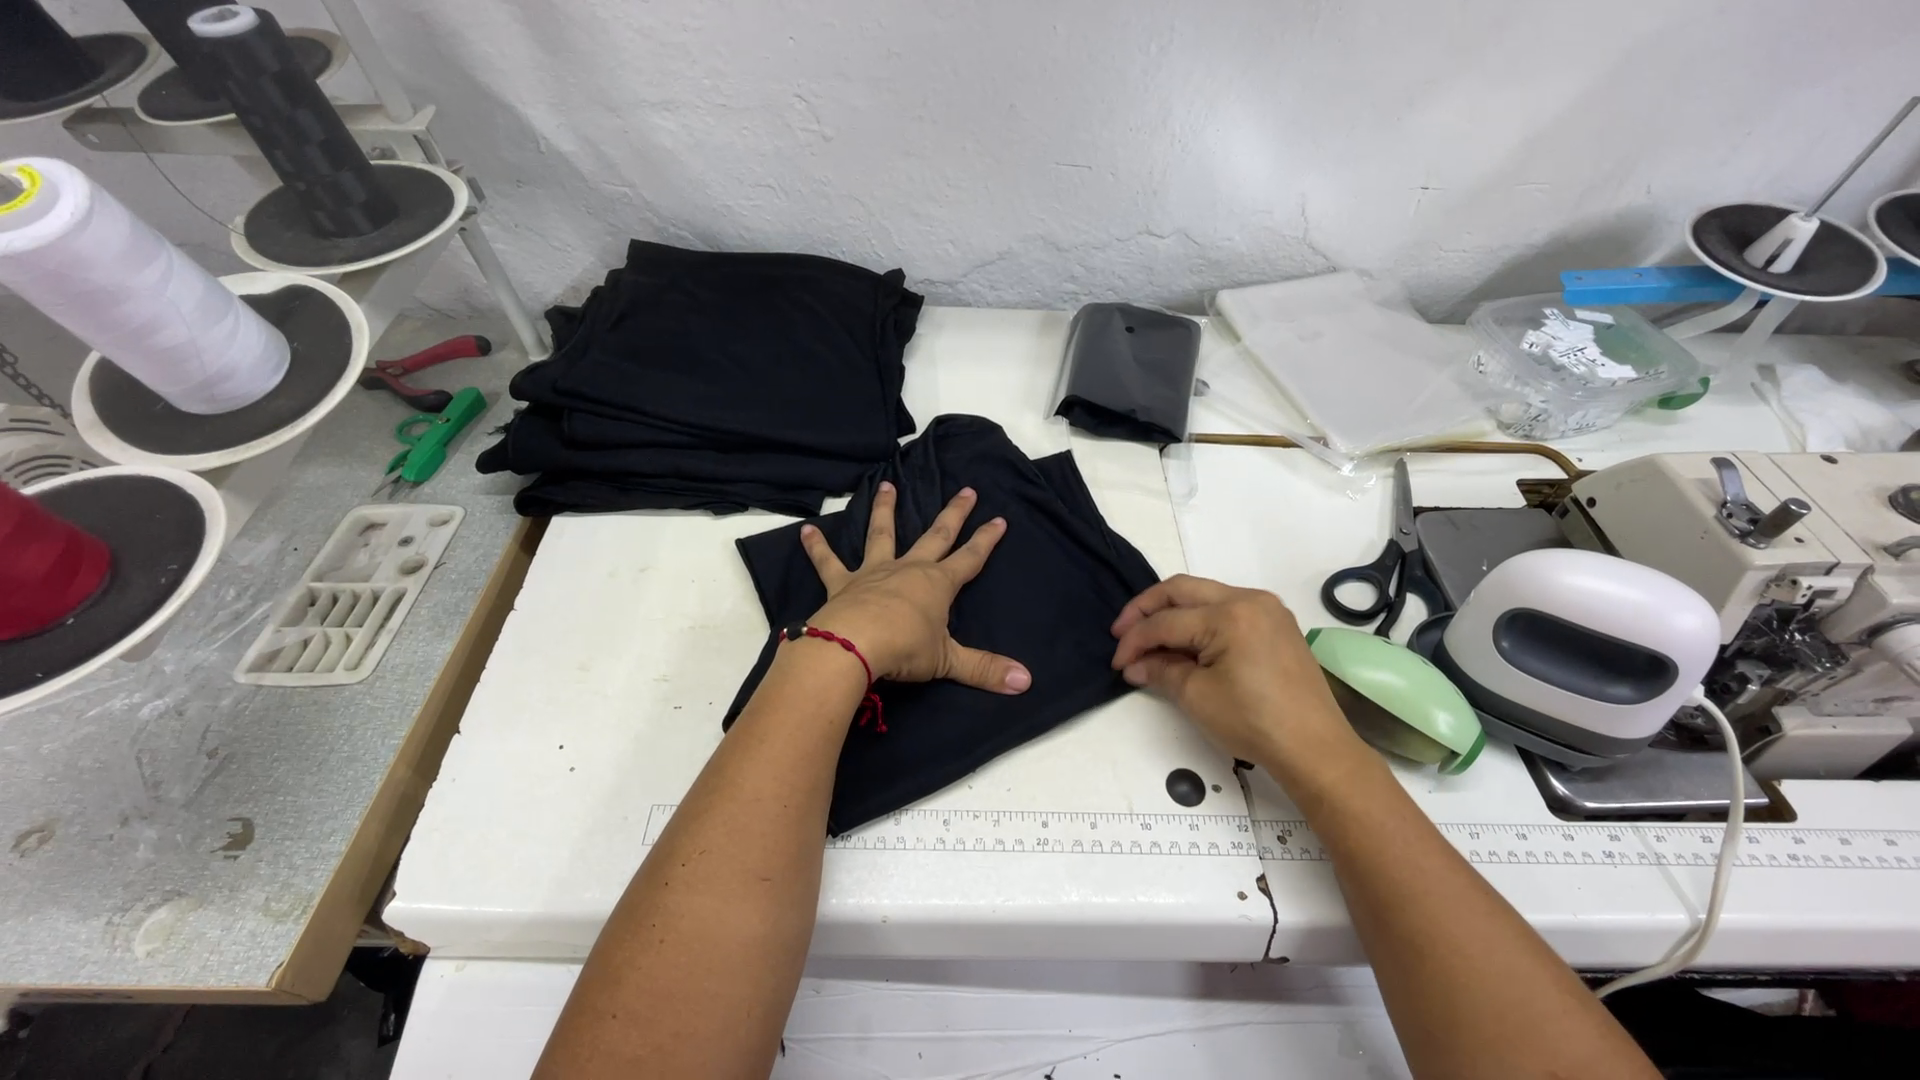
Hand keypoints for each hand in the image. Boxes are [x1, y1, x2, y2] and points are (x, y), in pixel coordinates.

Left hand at [800, 483, 1031, 694]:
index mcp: (938, 584)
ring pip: (882, 534)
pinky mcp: (841, 583)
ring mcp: (874, 572)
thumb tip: (1025, 682)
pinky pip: (828, 562)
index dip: (986, 540)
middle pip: (936, 535)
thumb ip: (985, 669)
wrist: (854, 645)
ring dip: (885, 510)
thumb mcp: (949, 661)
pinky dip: (817, 547)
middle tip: (966, 490)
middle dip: (954, 514)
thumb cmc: (905, 649)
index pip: (970, 558)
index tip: (999, 519)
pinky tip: (806, 530)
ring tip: (887, 486)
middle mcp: (908, 569)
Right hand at [1110, 575, 1357, 768]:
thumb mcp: (1196, 696)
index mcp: (1229, 615)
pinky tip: (1185, 642)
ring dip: (1173, 612)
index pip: (1166, 621)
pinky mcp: (1276, 624)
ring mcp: (1267, 609)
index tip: (1117, 663)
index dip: (1135, 641)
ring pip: (1205, 595)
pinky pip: (1227, 607)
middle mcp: (1249, 599)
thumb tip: (1134, 665)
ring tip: (1150, 639)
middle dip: (1146, 609)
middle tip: (1122, 633)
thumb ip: (1160, 670)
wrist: (1314, 747)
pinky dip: (1199, 619)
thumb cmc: (1253, 723)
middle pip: (1182, 590)